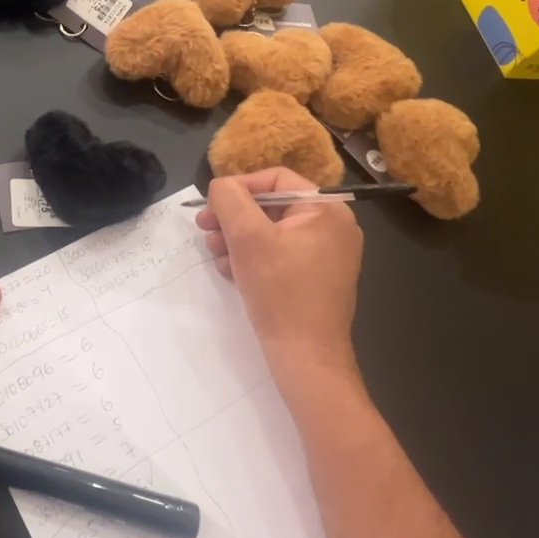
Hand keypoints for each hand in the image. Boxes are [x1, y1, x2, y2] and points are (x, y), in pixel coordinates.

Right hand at [196, 169, 363, 387]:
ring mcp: (328, 254)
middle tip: (205, 231)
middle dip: (234, 217)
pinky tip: (233, 272)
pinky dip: (253, 257)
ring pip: (271, 230)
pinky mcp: (317, 277)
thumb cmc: (280, 292)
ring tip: (217, 255)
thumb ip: (229, 198)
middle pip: (271, 204)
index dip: (238, 188)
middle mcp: (334, 226)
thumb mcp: (246, 237)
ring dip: (238, 238)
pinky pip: (279, 253)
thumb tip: (222, 187)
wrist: (306, 359)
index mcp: (327, 209)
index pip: (275, 178)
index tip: (211, 209)